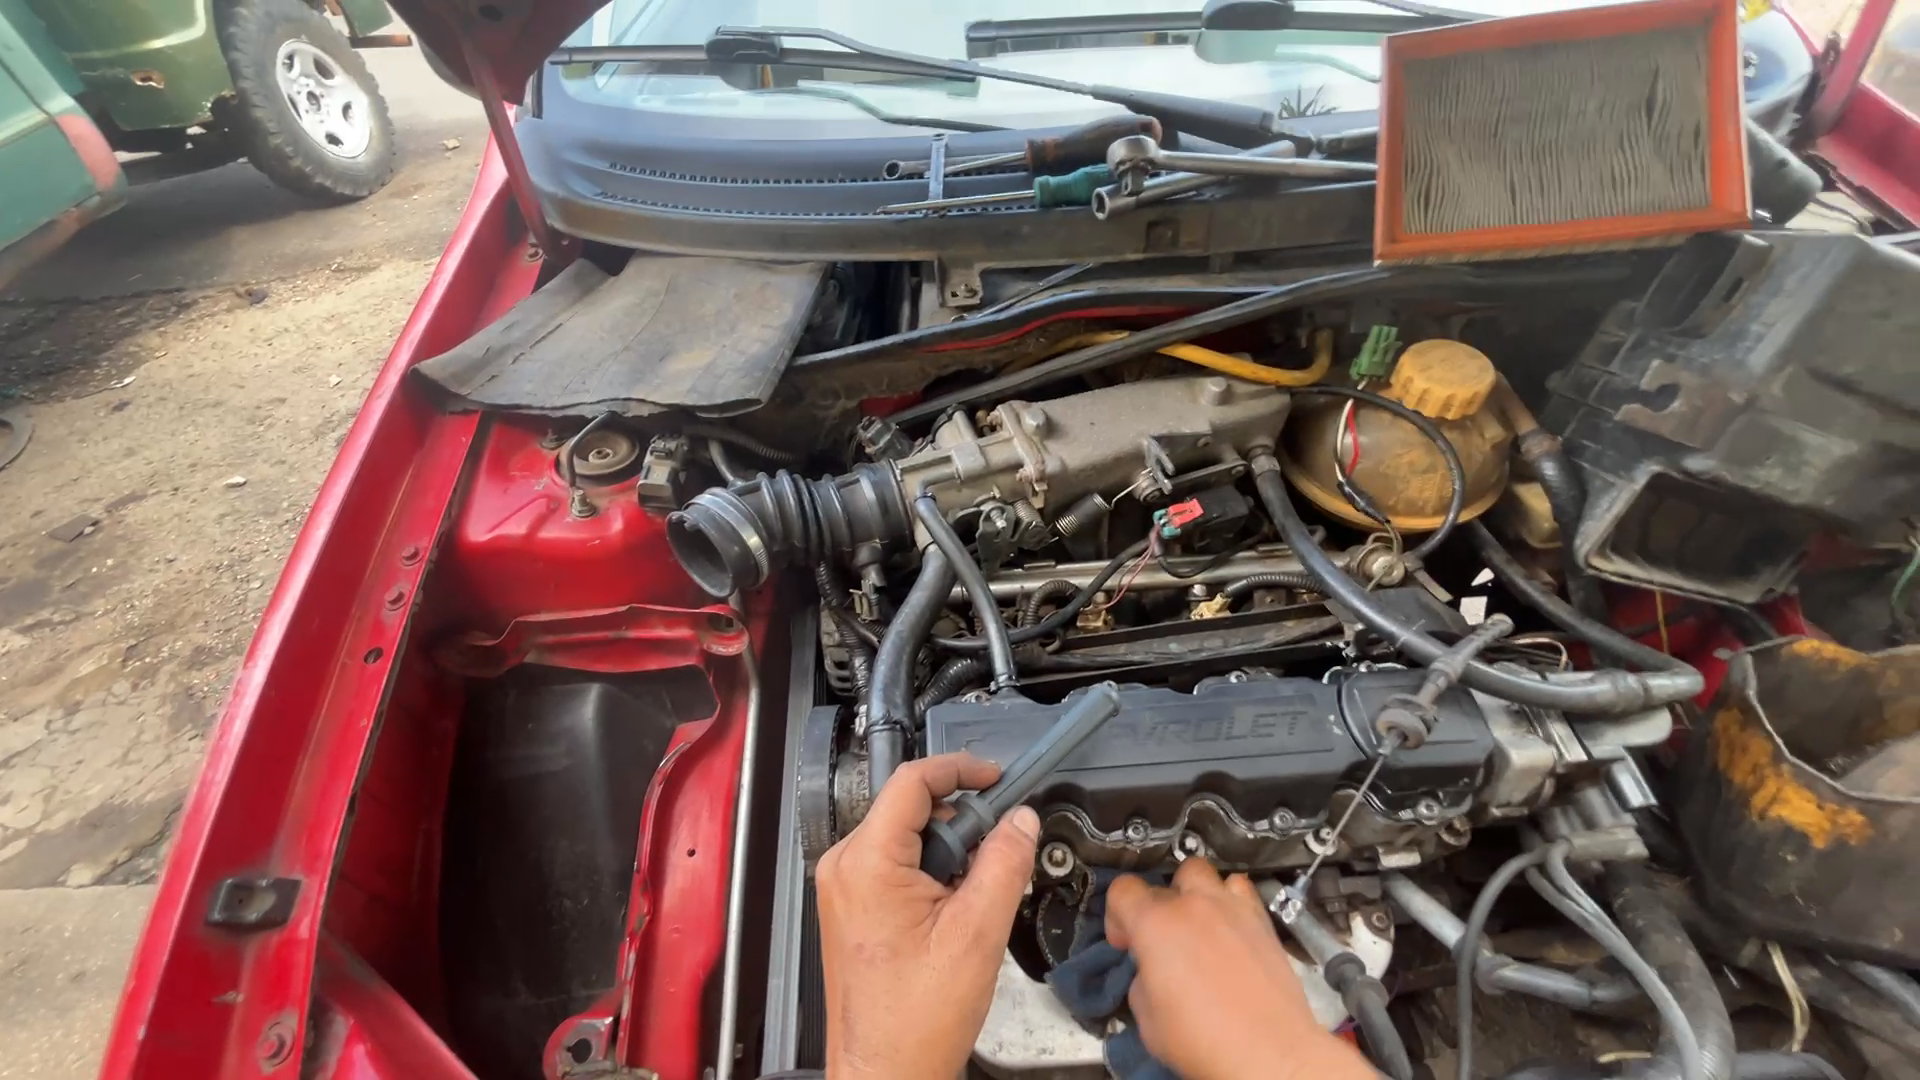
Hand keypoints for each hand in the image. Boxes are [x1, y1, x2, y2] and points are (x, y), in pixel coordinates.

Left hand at [816, 753, 1039, 1079]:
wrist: (885, 1078)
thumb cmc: (915, 1021)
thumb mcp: (976, 933)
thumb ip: (1004, 863)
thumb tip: (1020, 819)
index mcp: (866, 862)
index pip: (912, 782)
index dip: (959, 769)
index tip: (994, 776)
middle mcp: (845, 866)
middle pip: (912, 809)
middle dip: (960, 826)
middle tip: (992, 858)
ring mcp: (845, 886)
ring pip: (908, 836)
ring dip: (948, 853)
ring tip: (968, 901)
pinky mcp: (853, 904)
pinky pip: (897, 862)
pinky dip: (932, 872)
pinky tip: (949, 913)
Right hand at [1106, 859, 1374, 1079]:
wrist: (1271, 1055)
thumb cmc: (1207, 1041)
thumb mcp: (1150, 1022)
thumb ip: (1142, 983)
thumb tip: (1151, 975)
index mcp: (1154, 924)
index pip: (1123, 890)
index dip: (1117, 915)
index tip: (1125, 941)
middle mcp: (1190, 905)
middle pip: (1161, 885)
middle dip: (1154, 909)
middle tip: (1160, 940)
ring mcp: (1228, 907)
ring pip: (1199, 871)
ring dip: (1191, 891)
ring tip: (1195, 921)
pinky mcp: (1259, 919)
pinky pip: (1239, 888)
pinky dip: (1229, 898)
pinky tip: (1228, 925)